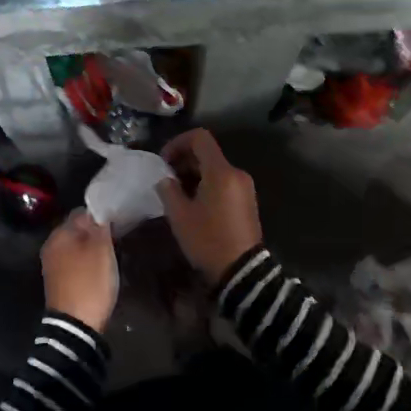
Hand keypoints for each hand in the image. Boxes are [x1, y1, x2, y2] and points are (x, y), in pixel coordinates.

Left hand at [41, 210, 118, 331]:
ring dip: (91, 249)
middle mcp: (51, 246)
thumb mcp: (102, 251)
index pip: (80, 213)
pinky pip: (73, 264)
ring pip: (75, 248)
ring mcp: (51, 265)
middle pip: (76, 231)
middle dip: (95, 233)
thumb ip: (100, 228)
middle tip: (115, 240)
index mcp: (59, 234)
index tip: (117, 222)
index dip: (100, 215)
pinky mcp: (56, 281)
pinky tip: (98, 271)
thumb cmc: (89, 282)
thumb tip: (99, 213)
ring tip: (110, 256)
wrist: (75, 325)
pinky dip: (85, 263)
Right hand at [156, 128, 262, 283]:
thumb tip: (166, 180)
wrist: (243, 272)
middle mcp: (236, 173)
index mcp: (221, 172)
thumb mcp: (180, 215)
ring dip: (193, 173)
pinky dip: (205, 183)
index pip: (199, 138)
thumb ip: (168, 190)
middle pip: (207, 153)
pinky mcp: (246, 201)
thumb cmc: (208, 240)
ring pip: (214, 168)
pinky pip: (223, 181)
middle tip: (166, 180)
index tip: (164, 161)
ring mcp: (244, 187)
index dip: (177, 142)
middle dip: (183, 160)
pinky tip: (193, 203)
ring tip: (176, 194)